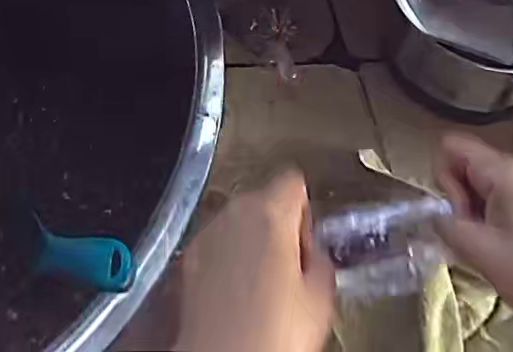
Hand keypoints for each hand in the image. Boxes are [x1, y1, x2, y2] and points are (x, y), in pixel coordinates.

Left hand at [175, 170, 335, 351]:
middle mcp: (236, 210)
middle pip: (265, 198)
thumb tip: (316, 256)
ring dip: (251, 241)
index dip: (305, 207)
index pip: (294, 179)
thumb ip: (322, 262)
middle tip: (289, 269)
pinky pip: (217, 242)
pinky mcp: (190, 253)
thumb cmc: (270, 334)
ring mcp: (209, 229)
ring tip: (262, 286)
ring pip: (239, 220)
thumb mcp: (319, 302)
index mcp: (271, 212)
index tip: (307, 237)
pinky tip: (236, 293)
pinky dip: (227, 257)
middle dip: (279, 226)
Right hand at [435, 135, 512, 351]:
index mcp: (504, 171)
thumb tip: (433, 215)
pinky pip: (503, 205)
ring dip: (476, 215)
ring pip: (484, 188)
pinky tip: (509, 258)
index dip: (444, 179)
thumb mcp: (482, 253)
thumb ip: (446, 225)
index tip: (461, 216)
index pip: (450, 146)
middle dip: (459, 198)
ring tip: (491, 251)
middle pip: (467, 165)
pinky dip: (495, 225)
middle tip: (474, 236)